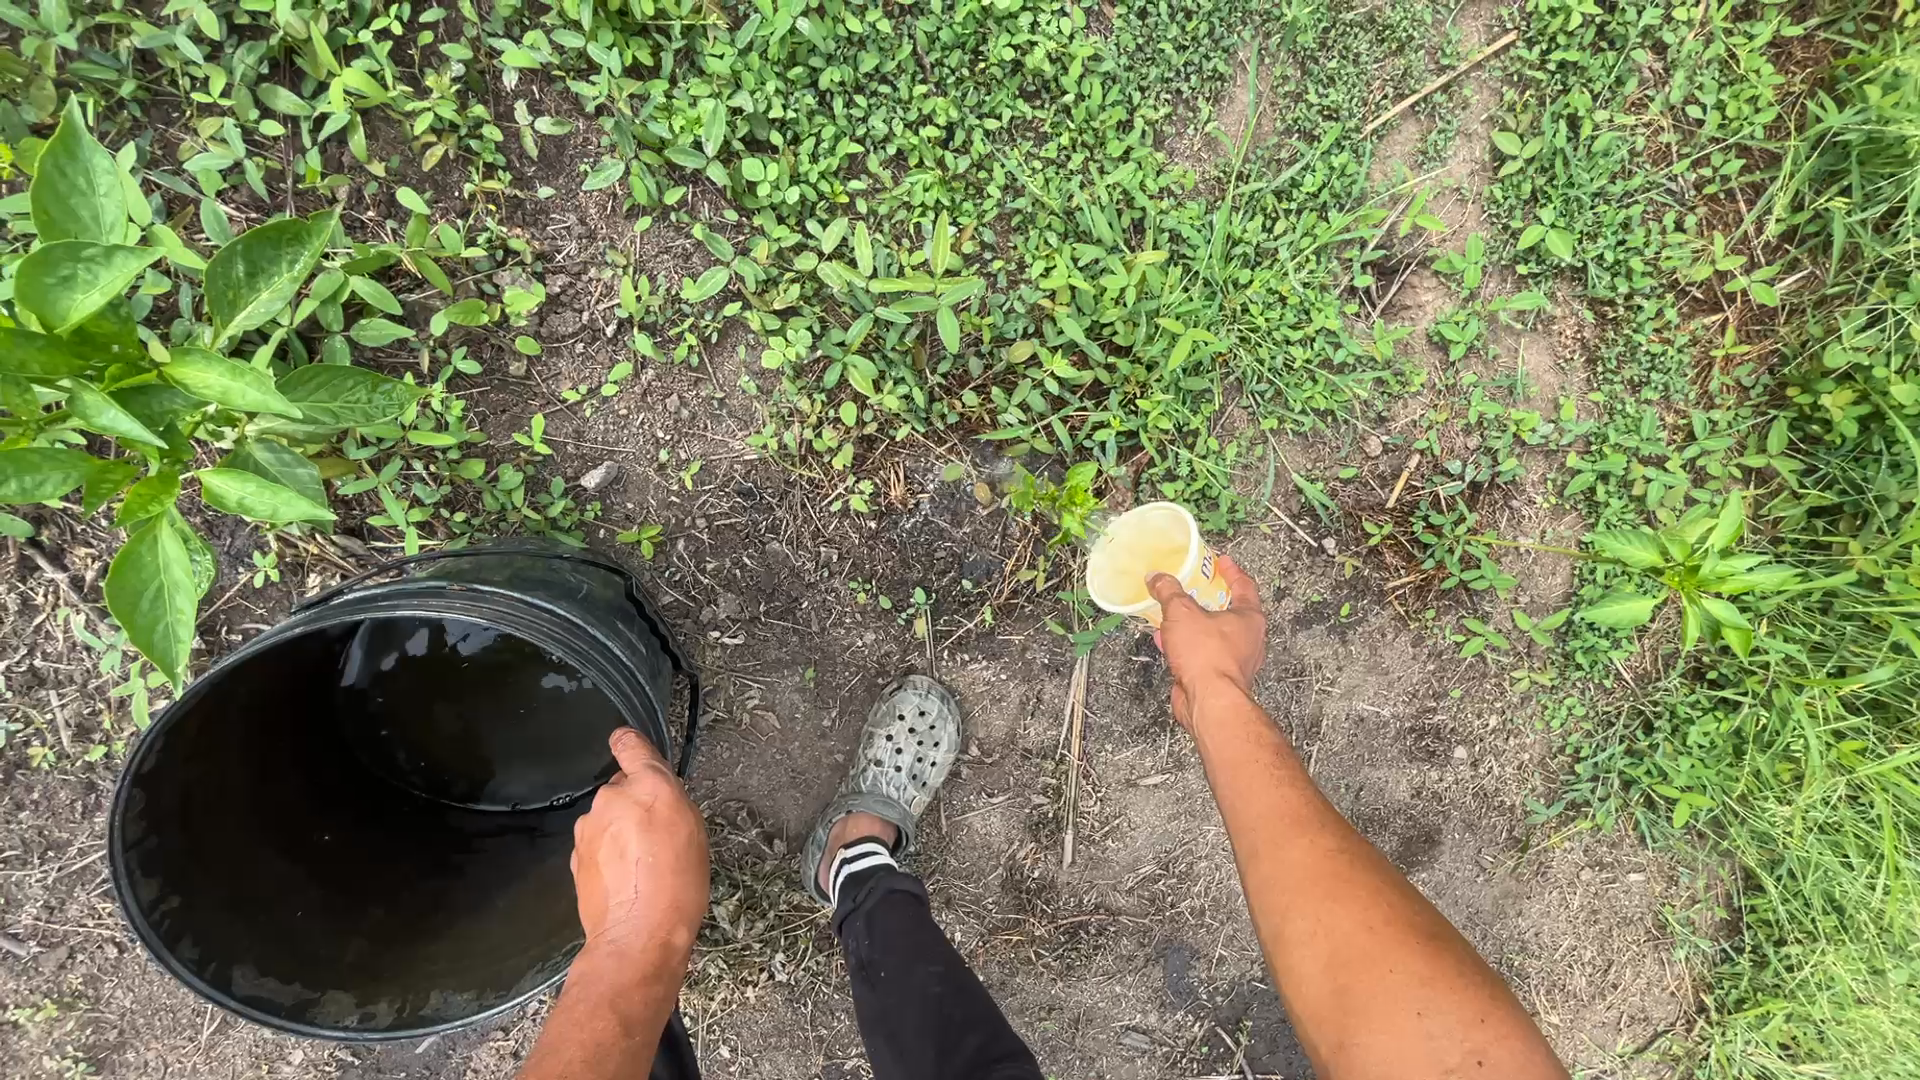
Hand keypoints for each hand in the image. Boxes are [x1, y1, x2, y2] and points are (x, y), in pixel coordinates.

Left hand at [570, 728, 709, 967]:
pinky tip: (623, 877)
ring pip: (606, 817)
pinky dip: (606, 852)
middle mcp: (613, 798)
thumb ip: (670, 800)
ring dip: (618, 829)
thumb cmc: (680, 881)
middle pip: (621, 788)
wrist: (640, 934)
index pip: (630, 745)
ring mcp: (589, 827)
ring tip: (640, 862)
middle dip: (633, 803)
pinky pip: (595, 842)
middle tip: (654, 833)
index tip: (626, 745)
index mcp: (649, 785)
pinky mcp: (574, 855)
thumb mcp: (693, 828)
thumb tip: (654, 797)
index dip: (629, 744)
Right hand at [1148, 554, 1266, 728]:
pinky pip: (1203, 653)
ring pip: (1215, 635)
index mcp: (1249, 617)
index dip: (1231, 571)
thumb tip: (1158, 578)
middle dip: (1210, 599)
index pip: (1244, 585)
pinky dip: (1187, 645)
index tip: (1222, 561)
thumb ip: (1169, 592)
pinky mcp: (1220, 677)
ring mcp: (1235, 660)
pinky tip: (1166, 642)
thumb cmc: (1207, 656)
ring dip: (1195, 624)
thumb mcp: (1181, 613)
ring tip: (1175, 614)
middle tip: (1196, 587)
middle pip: (1231, 611)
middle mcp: (1248, 639)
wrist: (1209, 701)